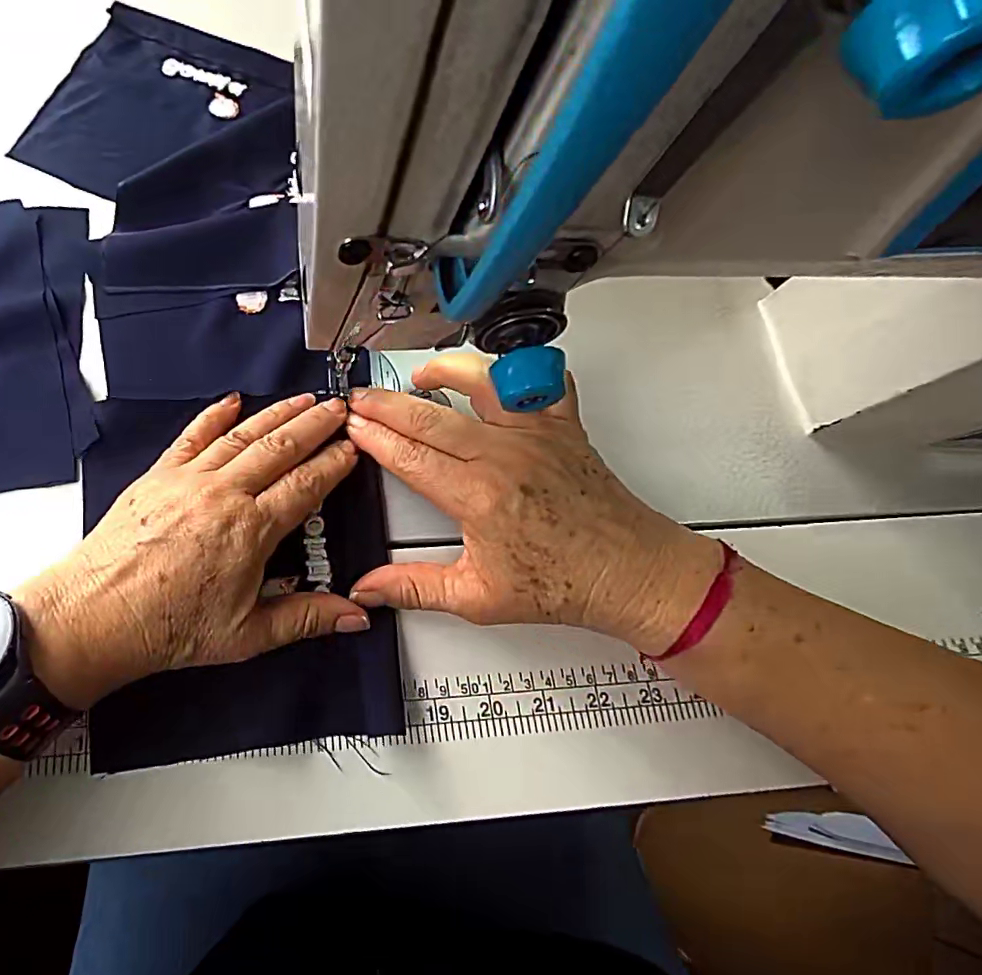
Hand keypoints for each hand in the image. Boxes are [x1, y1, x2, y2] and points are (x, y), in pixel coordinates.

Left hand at [18, 392, 368, 707]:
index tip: (349, 449)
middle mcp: (220, 496)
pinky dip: (214, 416)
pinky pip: (191, 436)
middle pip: (280, 447)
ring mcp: (186, 481)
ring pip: (242, 435)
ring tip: (300, 401)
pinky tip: (230, 403)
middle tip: (336, 409)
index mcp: (249, 531)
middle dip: (315, 424)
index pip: (306, 484)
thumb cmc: (162, 625)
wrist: (100, 615)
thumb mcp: (247, 634)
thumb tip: (349, 615)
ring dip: (276, 413)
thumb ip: (305, 618)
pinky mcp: (156, 477)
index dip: (334, 463)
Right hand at [343, 354, 720, 653]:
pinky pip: (542, 381)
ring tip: (420, 375)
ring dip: (446, 370)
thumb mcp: (474, 598)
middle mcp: (506, 457)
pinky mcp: (562, 428)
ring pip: (484, 380)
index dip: (373, 437)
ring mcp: (537, 436)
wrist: (629, 573)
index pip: (408, 455)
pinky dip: (517, 371)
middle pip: (429, 415)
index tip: (352, 428)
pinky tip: (495, 377)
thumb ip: (412, 588)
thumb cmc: (563, 582)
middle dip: (385, 403)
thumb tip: (369, 588)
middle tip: (361, 398)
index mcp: (478, 496)